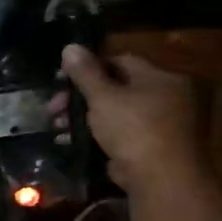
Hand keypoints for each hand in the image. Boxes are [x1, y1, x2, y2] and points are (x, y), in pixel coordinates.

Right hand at [55, 44, 207, 194]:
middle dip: (79, 97)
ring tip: (58, 127)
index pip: (120, 61)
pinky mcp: (153, 141)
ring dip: (82, 116)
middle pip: (115, 86)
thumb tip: (70, 46)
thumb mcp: (103, 97)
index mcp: (161, 77)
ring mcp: (163, 119)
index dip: (88, 68)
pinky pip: (119, 128)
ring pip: (114, 108)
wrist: (161, 174)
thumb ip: (85, 72)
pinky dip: (95, 131)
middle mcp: (168, 94)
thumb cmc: (133, 128)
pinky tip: (72, 139)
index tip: (60, 82)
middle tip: (53, 109)